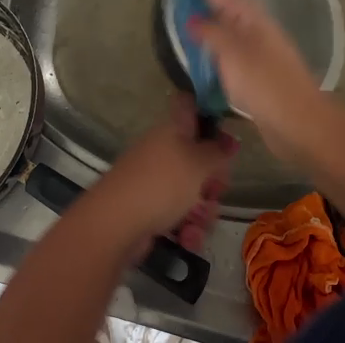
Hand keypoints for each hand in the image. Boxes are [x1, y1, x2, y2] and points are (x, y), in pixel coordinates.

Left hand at [90, 94, 234, 250]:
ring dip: (202, 212)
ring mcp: (156, 180)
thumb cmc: (162, 183)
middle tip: (215, 191)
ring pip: (193, 191)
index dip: (211, 114)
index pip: (191, 105)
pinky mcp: (151, 209)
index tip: (227, 135)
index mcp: (174, 129)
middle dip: (213, 180)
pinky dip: (186, 228)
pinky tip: (185, 239)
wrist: (115, 224)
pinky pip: (179, 215)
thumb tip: (229, 140)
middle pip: (199, 157)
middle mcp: (165, 150)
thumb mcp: (199, 164)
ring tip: (197, 224)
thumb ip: (218, 152)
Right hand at [189, 0, 328, 156]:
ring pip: (233, 36)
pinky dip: (219, 55)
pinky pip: (235, 59)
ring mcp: (262, 57)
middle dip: (209, 7)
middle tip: (180, 6)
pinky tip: (206, 63)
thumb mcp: (233, 55)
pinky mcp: (260, 79)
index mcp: (256, 21)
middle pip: (232, 13)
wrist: (299, 125)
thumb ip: (211, 33)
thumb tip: (193, 18)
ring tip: (188, 31)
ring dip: (213, 31)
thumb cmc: (265, 85)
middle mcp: (260, 33)